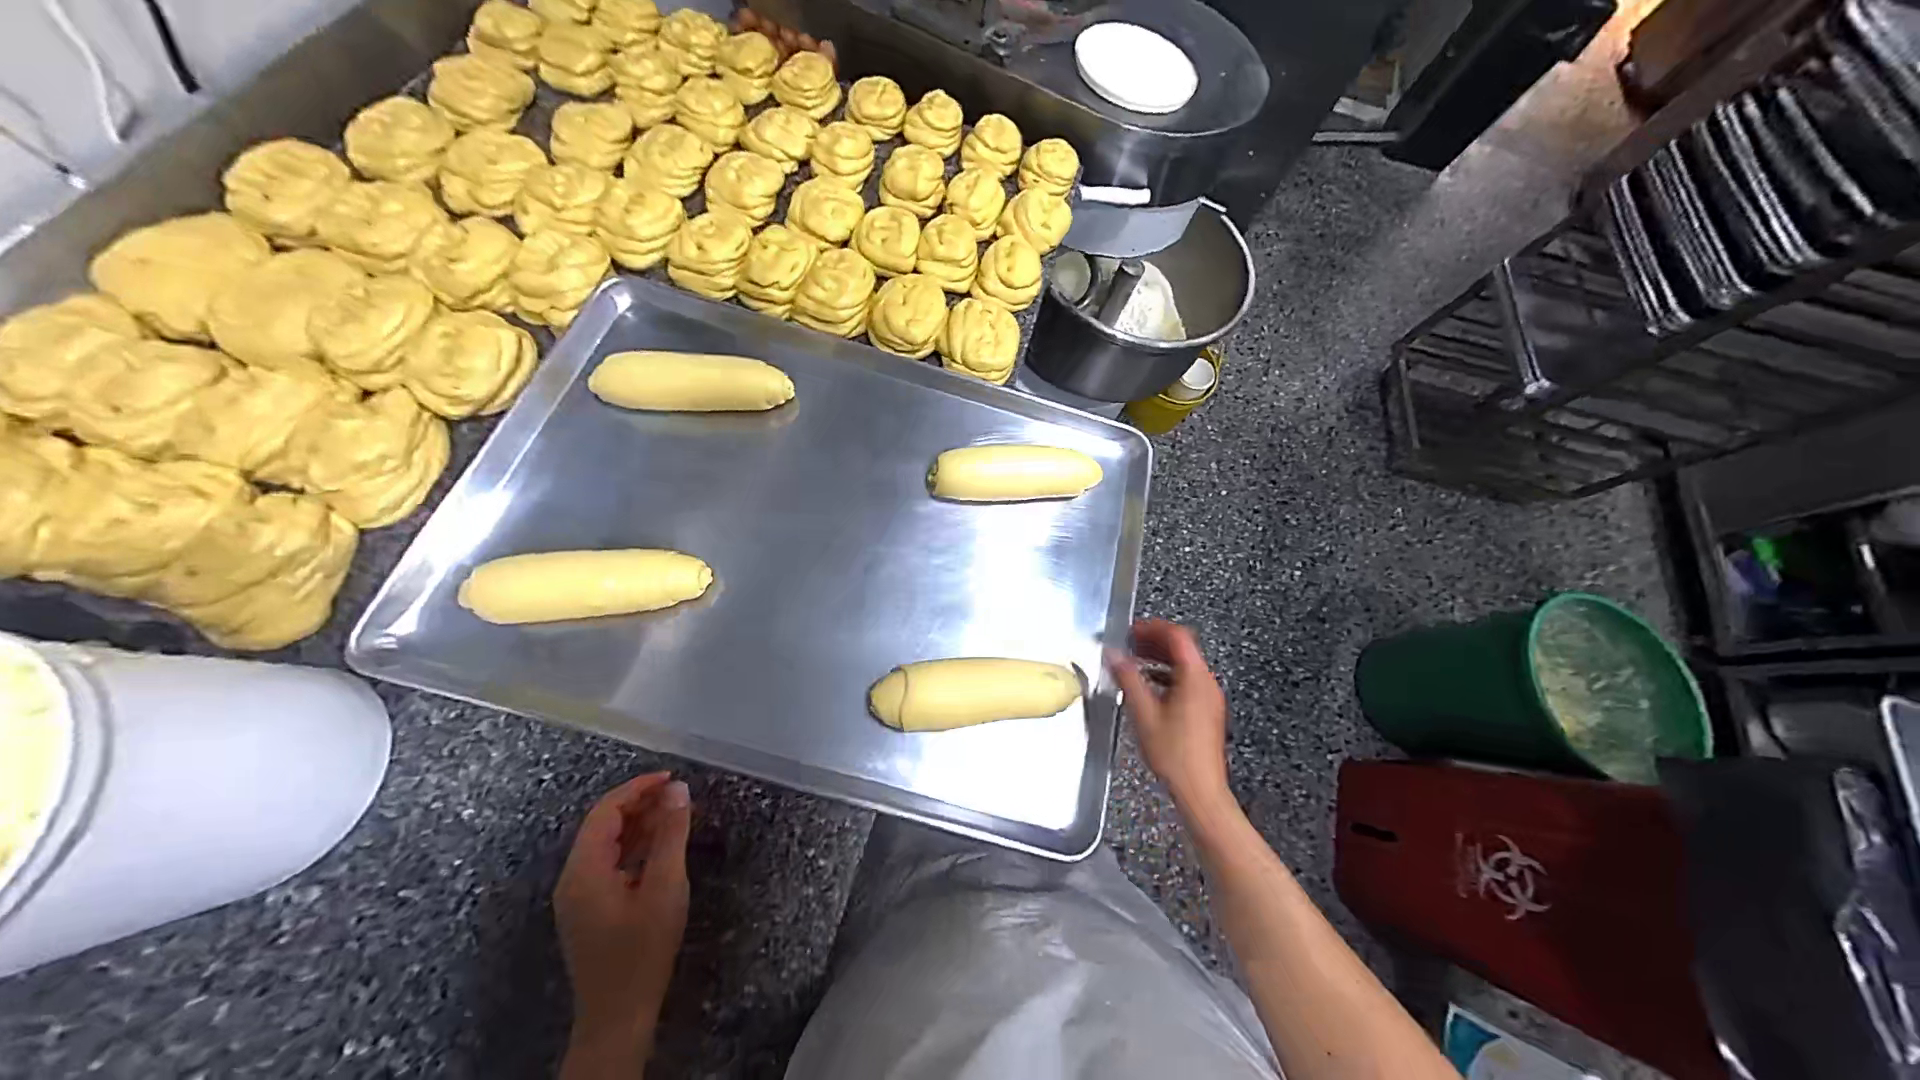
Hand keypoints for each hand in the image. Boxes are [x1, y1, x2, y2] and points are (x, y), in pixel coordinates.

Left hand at [554, 773, 691, 1076]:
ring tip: (676, 812)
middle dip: (640, 803)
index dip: (637, 788)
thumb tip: (678, 790)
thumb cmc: (642, 950)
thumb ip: (671, 835)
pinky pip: (610, 863)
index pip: (605, 812)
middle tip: (678, 793)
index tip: (671, 777)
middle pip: (604, 826)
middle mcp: (573, 878)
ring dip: (640, 824)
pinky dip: (635, 846)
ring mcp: (579, 896)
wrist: (618, 1016)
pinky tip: (661, 844)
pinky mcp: (590, 909)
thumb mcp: (665, 887)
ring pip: (608, 844)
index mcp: (584, 870)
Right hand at [1108, 619, 1231, 813]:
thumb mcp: (1143, 712)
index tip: (1133, 630)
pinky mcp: (1207, 712)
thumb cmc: (1175, 755)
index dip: (1153, 628)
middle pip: (1183, 649)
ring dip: (1160, 658)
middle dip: (1155, 642)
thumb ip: (1127, 678)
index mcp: (1195, 677)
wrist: (1200, 790)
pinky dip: (1168, 675)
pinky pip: (1189, 681)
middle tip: (1131, 642)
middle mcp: (1207, 684)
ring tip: (1136, 662)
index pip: (1178, 636)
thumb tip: (1114, 656)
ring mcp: (1209, 698)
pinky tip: (1150, 687)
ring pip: (1186, 665)